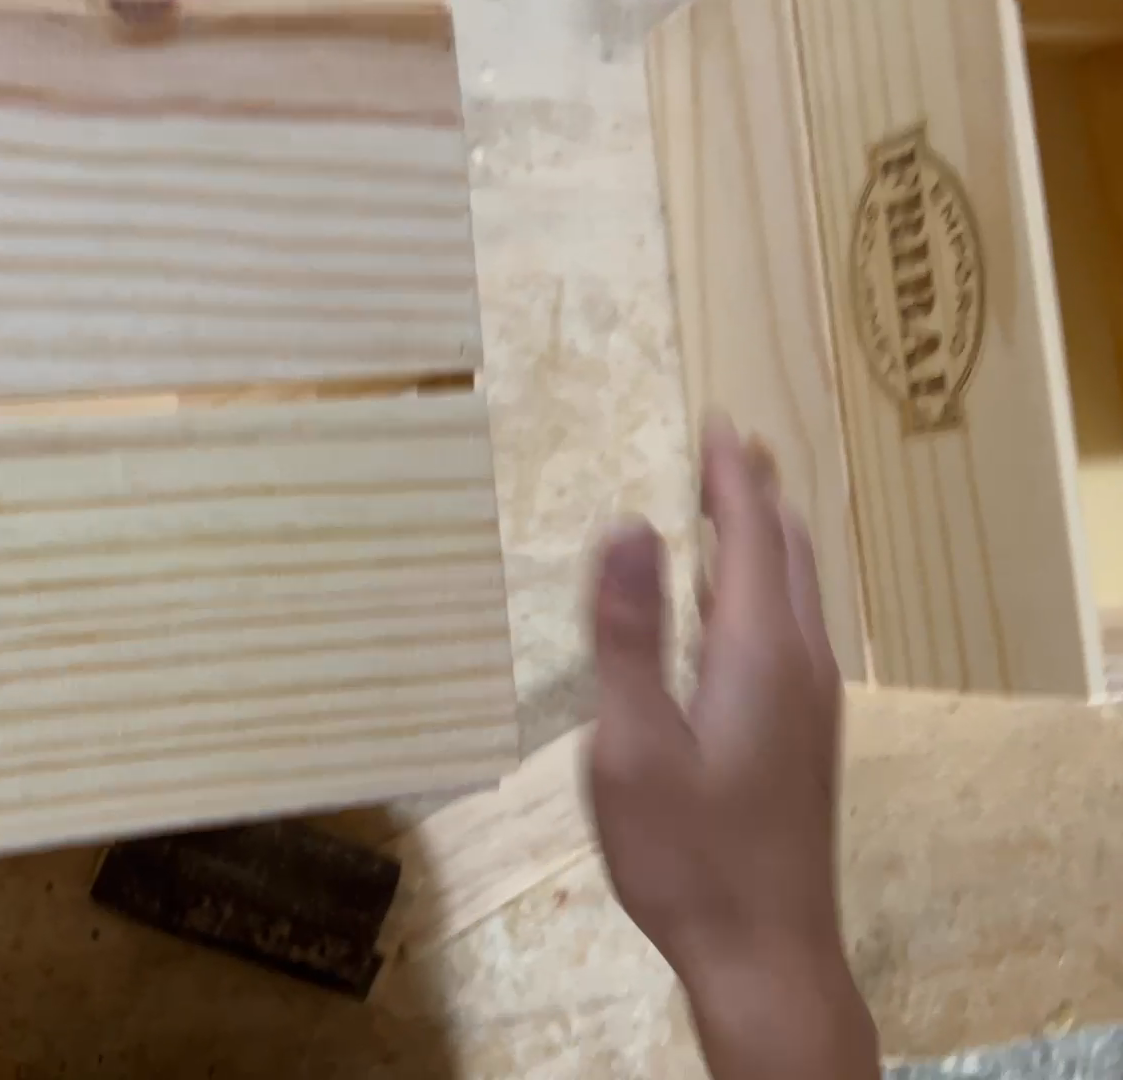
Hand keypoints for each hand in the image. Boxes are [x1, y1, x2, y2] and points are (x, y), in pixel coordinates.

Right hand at [586, 418, 875, 1079]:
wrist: (759, 949)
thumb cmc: (682, 844)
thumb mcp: (632, 739)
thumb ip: (627, 632)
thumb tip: (624, 527)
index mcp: (757, 652)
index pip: (752, 536)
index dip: (733, 476)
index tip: (718, 422)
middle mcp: (796, 663)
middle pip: (785, 554)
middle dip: (756, 492)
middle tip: (721, 447)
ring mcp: (806, 700)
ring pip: (791, 590)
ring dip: (762, 533)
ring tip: (727, 500)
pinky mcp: (796, 729)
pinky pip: (782, 624)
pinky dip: (759, 579)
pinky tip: (729, 597)